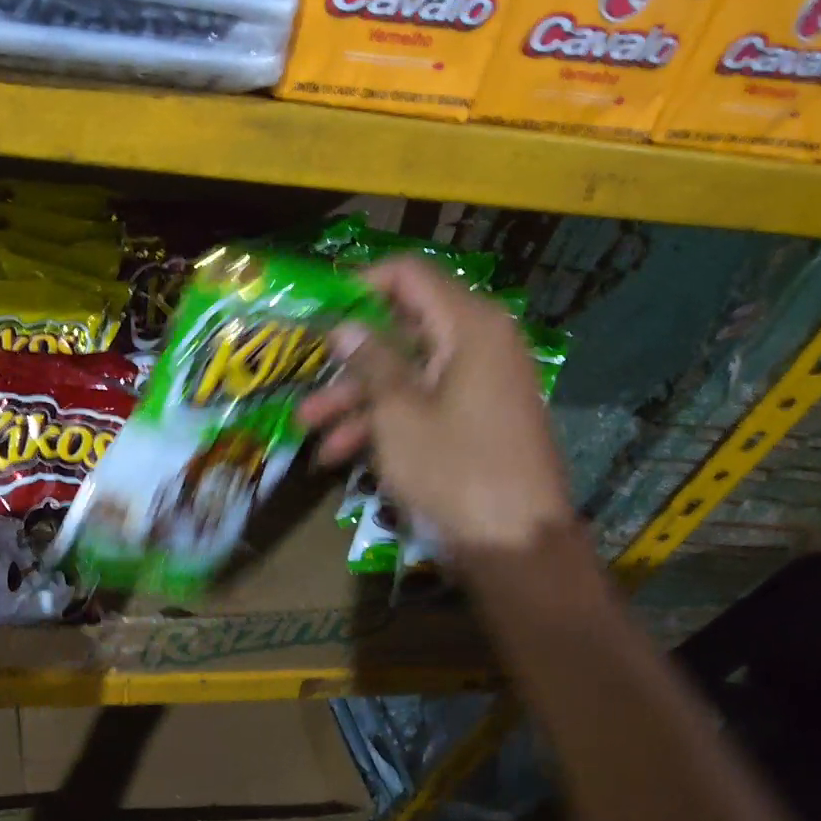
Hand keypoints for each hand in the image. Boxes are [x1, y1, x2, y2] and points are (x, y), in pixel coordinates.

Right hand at [296, 257, 572, 550]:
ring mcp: (478, 385)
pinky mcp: (474, 419)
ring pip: (405, 373)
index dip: (360, 284)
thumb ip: (370, 362)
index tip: (317, 310)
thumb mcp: (398, 413)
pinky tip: (339, 456)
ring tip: (308, 428)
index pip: (410, 275)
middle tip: (304, 377)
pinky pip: (422, 404)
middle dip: (348, 357)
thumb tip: (344, 325)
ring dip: (355, 398)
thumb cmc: (453, 469)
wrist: (516, 545)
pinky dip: (383, 423)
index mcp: (469, 327)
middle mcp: (479, 345)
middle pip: (401, 330)